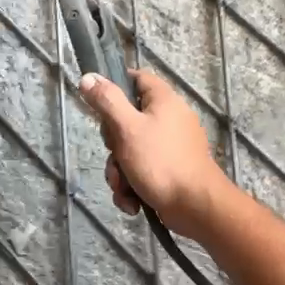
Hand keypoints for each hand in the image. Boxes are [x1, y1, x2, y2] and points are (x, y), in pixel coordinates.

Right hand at [79, 69, 231, 241]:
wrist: (197, 208)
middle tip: (115, 153)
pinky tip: (132, 202)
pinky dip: (133, 186)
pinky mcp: (170, 170)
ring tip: (123, 188)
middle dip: (113, 145)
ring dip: (120, 171)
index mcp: (163, 100)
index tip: (99, 105)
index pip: (136, 78)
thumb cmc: (161, 162)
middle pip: (127, 119)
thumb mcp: (128, 128)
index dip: (115, 87)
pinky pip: (142, 169)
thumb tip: (87, 77)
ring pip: (131, 149)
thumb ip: (107, 101)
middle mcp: (169, 119)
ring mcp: (170, 146)